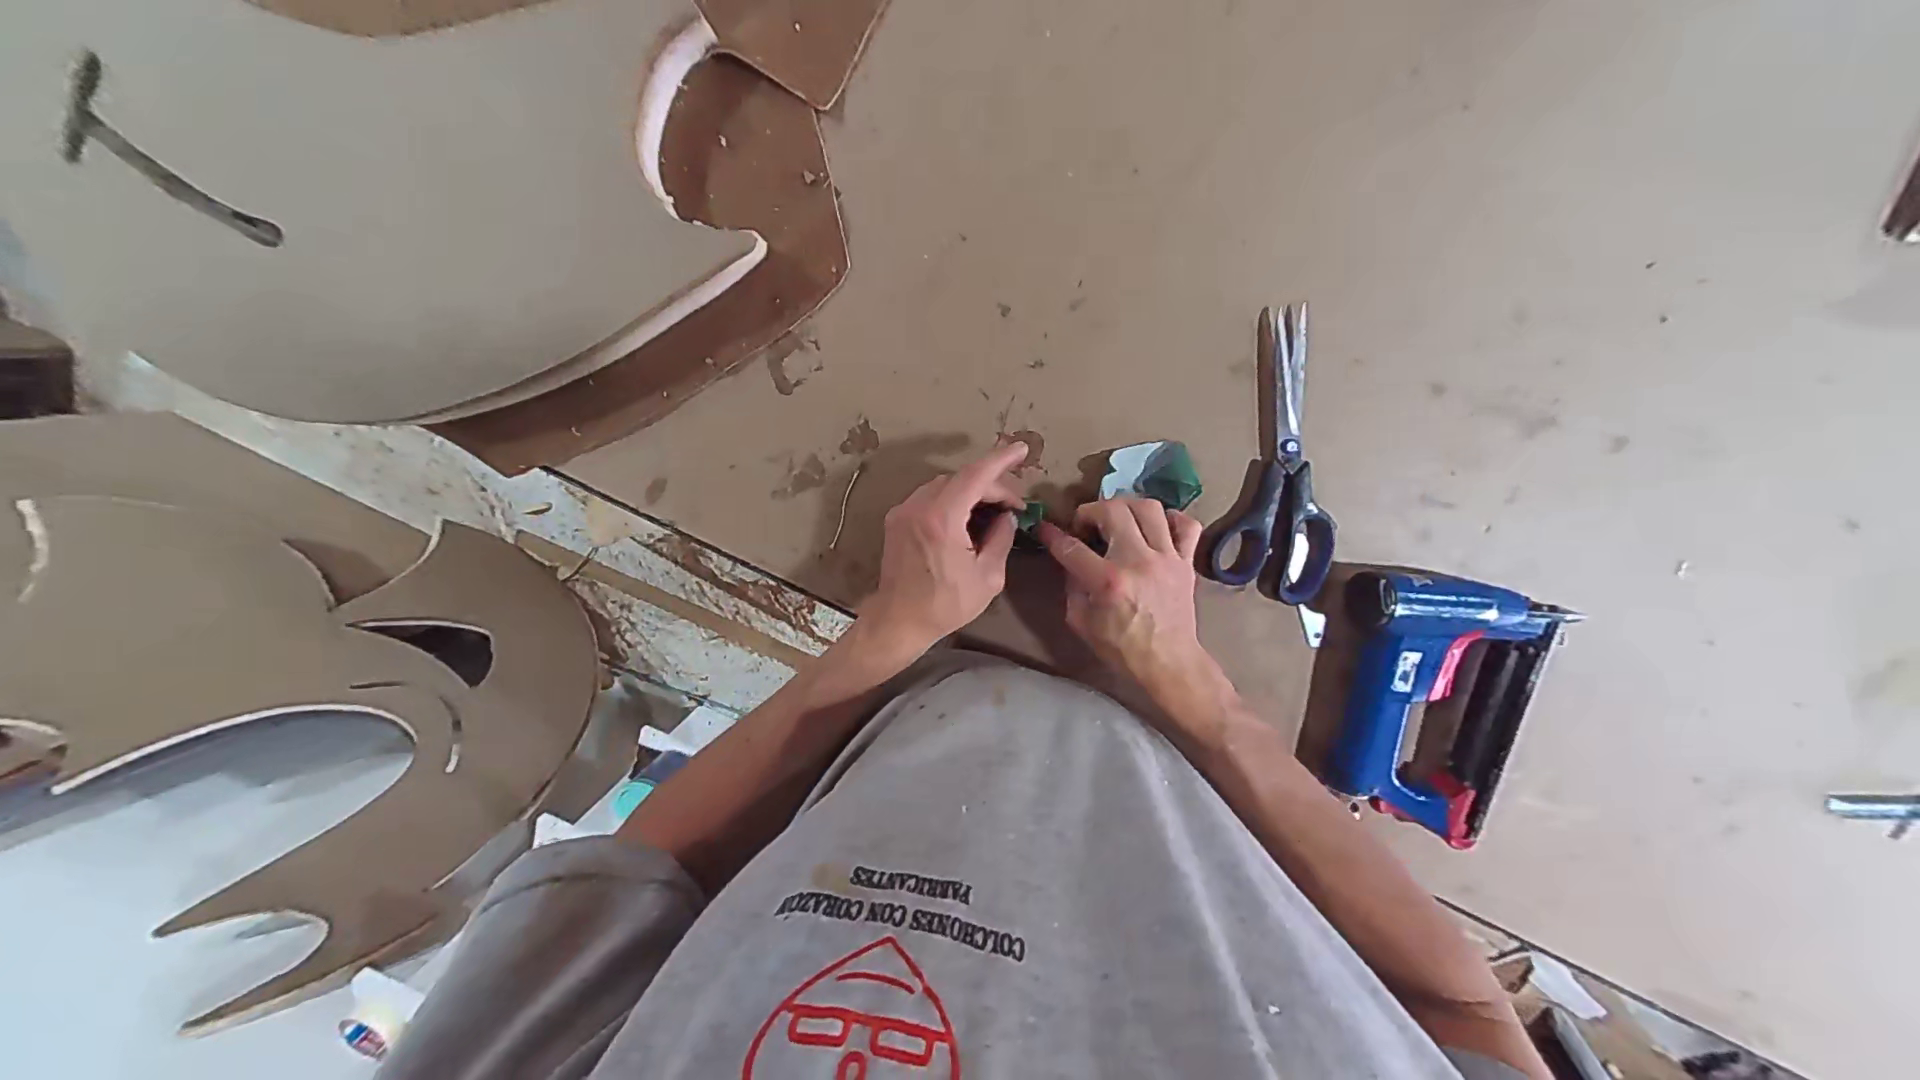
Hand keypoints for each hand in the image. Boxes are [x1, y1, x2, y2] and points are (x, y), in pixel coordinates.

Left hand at [859, 442, 1028, 654]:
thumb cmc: (945, 604)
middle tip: (1014, 505)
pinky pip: (929, 497)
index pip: (976, 475)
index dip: (1002, 459)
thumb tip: (1007, 518)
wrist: (898, 620)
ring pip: (944, 485)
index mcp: (942, 518)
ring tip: (993, 510)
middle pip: (961, 478)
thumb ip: (1001, 539)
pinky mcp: (896, 520)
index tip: (1021, 449)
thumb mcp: (988, 577)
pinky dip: (952, 499)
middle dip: (992, 484)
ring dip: (971, 490)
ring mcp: (903, 511)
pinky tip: (966, 517)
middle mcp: (918, 506)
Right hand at [1037, 498, 1210, 693]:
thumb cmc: (1121, 648)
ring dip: (1126, 507)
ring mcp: (1167, 558)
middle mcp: (1138, 561)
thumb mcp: (1081, 621)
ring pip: (1148, 508)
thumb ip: (1072, 585)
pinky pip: (1187, 525)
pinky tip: (1156, 528)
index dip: (1053, 535)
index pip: (1072, 547)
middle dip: (1090, 512)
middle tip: (1086, 527)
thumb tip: (1070, 560)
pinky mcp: (1186, 562)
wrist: (1168, 663)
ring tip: (1118, 521)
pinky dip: (1171, 519)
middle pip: (1112, 511)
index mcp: (1108, 581)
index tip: (1044, 528)